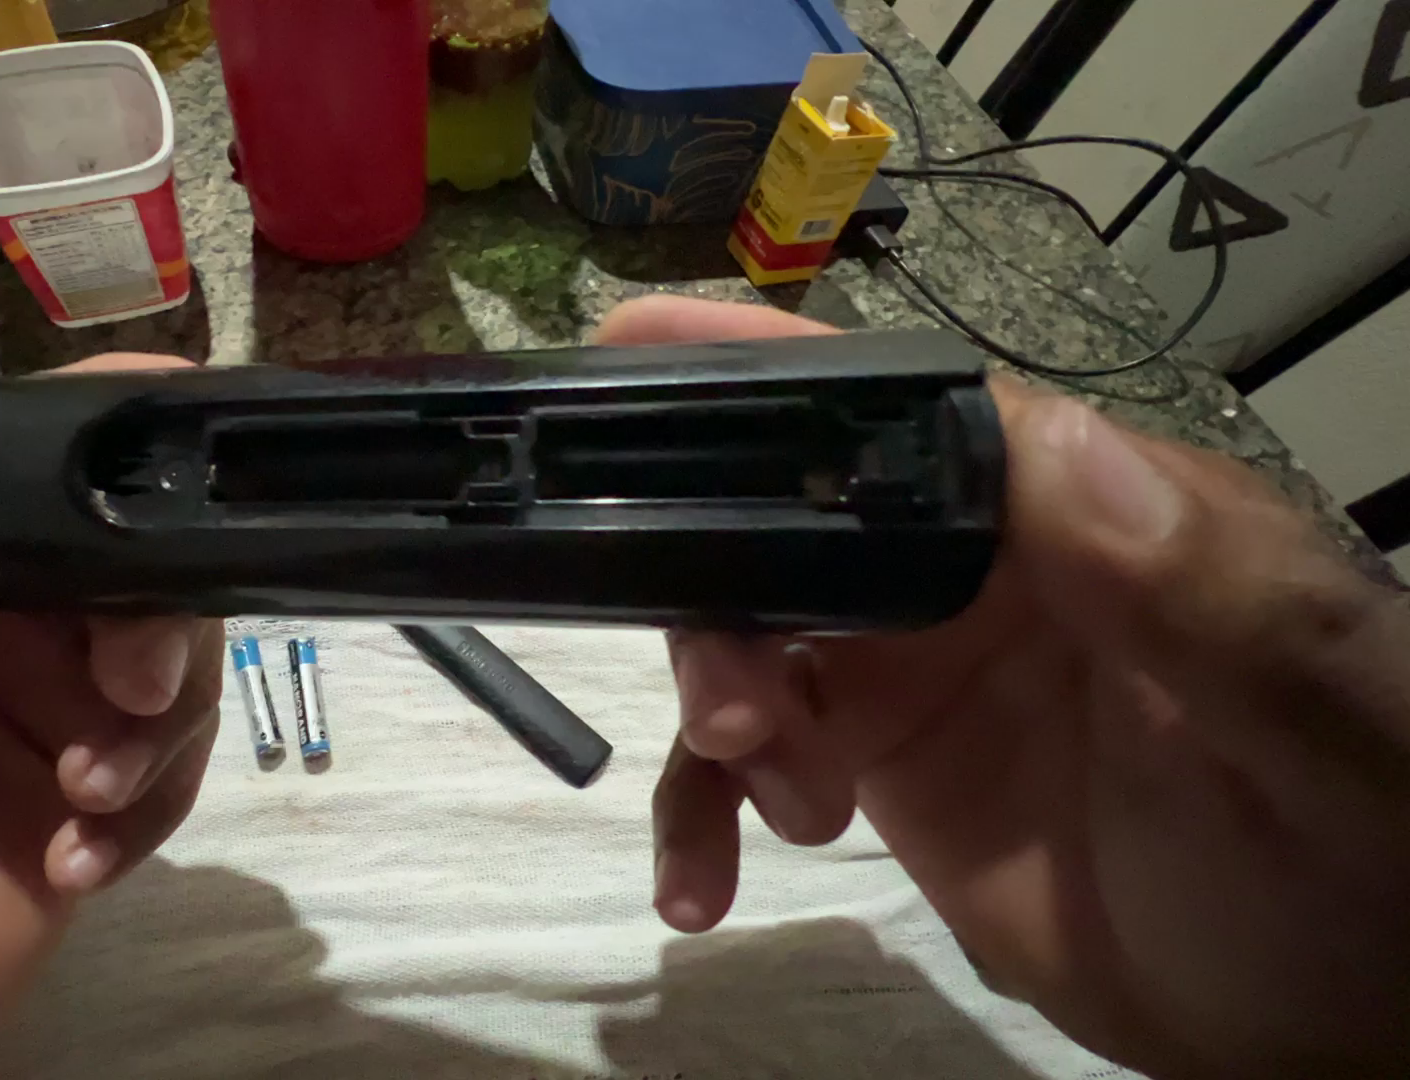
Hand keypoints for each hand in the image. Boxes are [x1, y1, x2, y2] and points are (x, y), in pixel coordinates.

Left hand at [0, 317, 221, 1079]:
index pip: (28, 467)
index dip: (110, 434)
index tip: (184, 423)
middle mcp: (8, 621)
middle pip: (140, 567)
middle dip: (157, 624)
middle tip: (130, 694)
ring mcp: (70, 703)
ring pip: (183, 662)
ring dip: (158, 731)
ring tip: (89, 798)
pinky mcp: (114, 780)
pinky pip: (182, 758)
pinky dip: (151, 804)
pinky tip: (79, 858)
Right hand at [613, 297, 1409, 1079]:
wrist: (1301, 1016)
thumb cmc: (1346, 868)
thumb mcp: (1320, 732)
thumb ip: (1203, 591)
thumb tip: (1048, 444)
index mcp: (1034, 513)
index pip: (879, 408)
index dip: (748, 366)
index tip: (629, 346)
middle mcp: (934, 567)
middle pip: (761, 534)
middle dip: (712, 609)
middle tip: (729, 715)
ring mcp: (874, 658)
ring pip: (725, 641)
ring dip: (712, 712)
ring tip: (776, 795)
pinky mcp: (840, 747)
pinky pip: (729, 761)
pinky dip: (696, 809)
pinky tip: (698, 881)